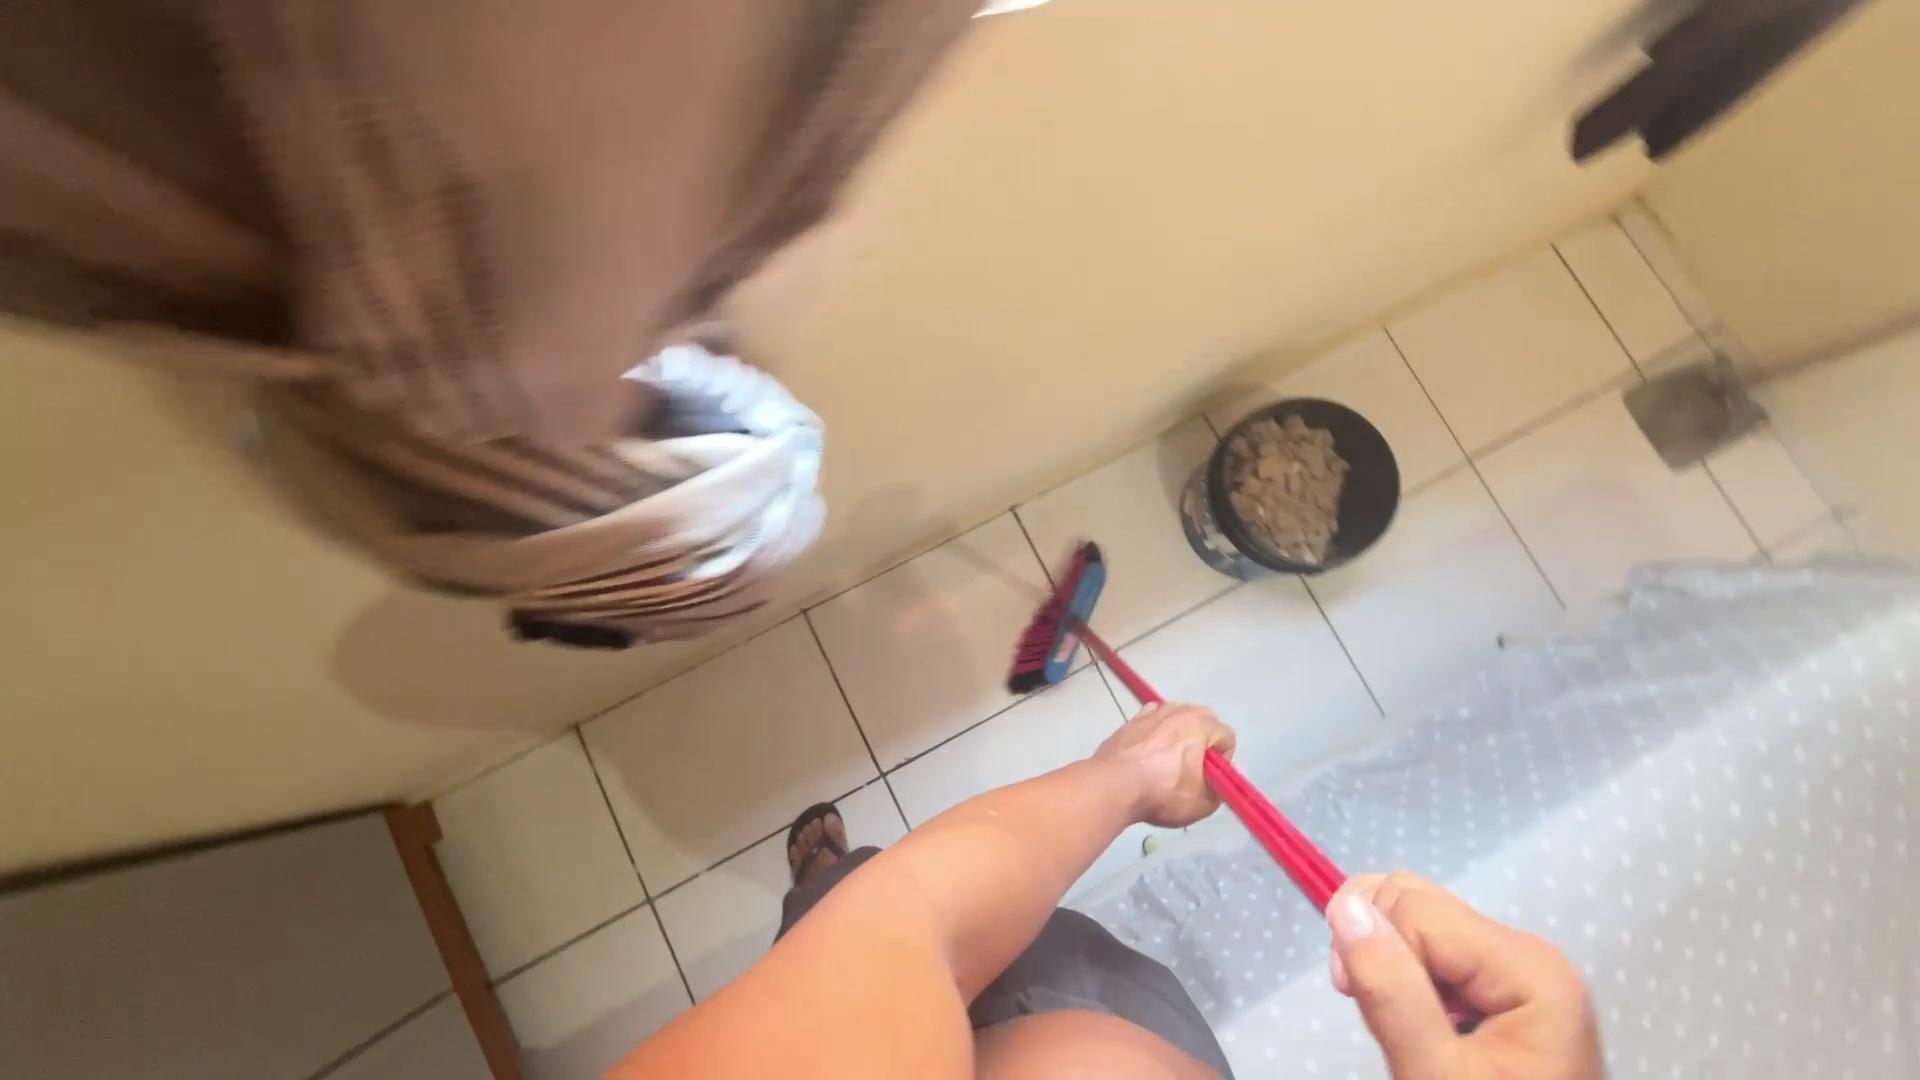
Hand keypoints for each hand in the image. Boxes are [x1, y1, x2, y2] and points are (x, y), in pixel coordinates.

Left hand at [1091, 703, 1235, 827]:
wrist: (1112, 785)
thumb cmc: (1163, 793)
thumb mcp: (1203, 802)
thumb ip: (1223, 785)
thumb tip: (1235, 769)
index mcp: (1200, 726)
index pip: (1227, 735)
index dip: (1224, 758)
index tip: (1211, 776)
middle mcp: (1177, 712)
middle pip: (1203, 717)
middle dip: (1205, 738)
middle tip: (1194, 765)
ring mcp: (1151, 713)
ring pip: (1176, 713)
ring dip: (1180, 731)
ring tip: (1170, 758)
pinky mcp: (1130, 721)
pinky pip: (1151, 719)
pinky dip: (1156, 730)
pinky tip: (1149, 751)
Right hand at [1326, 871, 1602, 1079]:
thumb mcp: (1434, 1076)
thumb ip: (1391, 992)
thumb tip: (1346, 908)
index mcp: (1529, 968)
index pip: (1413, 908)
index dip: (1374, 946)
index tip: (1355, 1001)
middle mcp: (1527, 949)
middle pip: (1412, 899)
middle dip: (1375, 943)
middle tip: (1374, 1012)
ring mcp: (1514, 962)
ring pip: (1412, 912)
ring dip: (1383, 954)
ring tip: (1394, 1015)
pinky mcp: (1497, 976)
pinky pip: (1426, 938)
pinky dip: (1400, 965)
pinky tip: (1412, 1014)